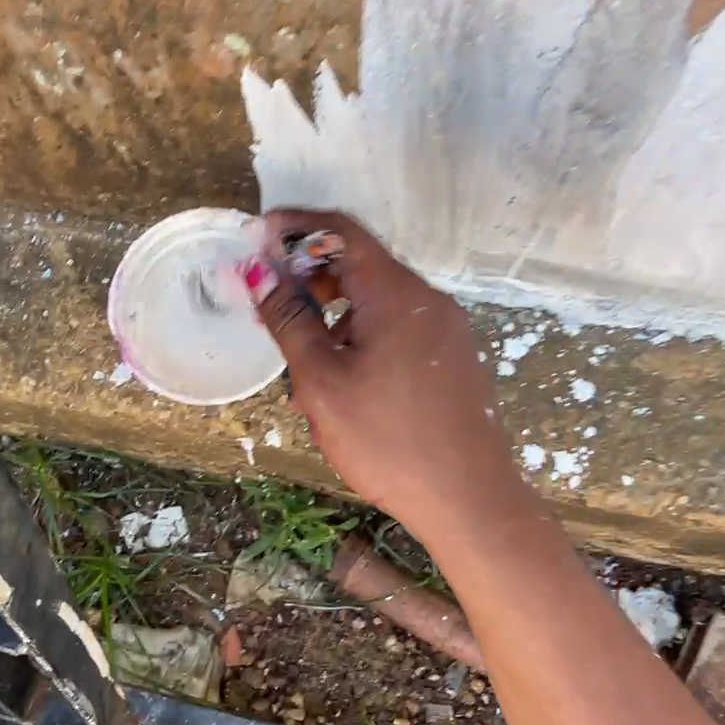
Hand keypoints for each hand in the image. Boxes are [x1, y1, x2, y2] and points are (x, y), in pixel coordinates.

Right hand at [245, 209, 526, 540]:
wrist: (468, 498)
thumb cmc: (386, 440)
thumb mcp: (323, 382)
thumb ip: (290, 322)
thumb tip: (260, 274)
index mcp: (396, 294)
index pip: (341, 231)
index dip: (295, 226)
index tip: (256, 237)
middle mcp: (428, 300)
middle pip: (362, 265)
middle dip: (311, 276)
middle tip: (271, 302)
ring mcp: (446, 330)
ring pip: (379, 303)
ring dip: (335, 315)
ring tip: (302, 360)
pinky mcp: (453, 359)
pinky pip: (399, 330)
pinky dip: (362, 337)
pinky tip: (342, 381)